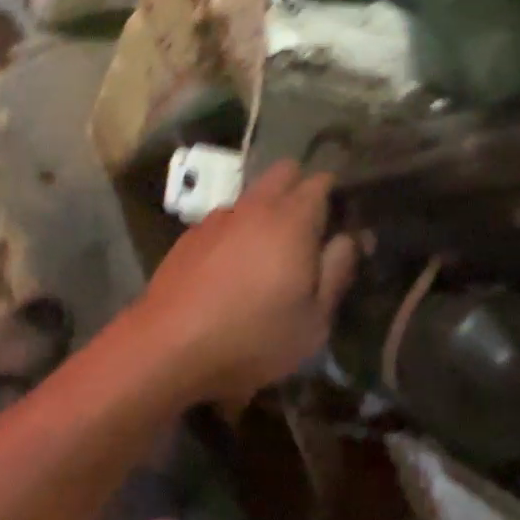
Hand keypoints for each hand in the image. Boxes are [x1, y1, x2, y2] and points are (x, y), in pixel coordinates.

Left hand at [131, 161, 358, 408]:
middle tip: (310, 234)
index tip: (343, 222)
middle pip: (285, 172)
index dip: (337, 196)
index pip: (321, 181)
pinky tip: (232, 270)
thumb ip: (337, 271)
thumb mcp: (313, 321)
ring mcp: (219, 216)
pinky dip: (238, 233)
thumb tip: (349, 237)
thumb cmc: (253, 337)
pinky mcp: (192, 234)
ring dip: (267, 212)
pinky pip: (227, 220)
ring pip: (253, 196)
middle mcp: (255, 206)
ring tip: (269, 258)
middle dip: (301, 190)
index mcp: (292, 219)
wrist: (169, 346)